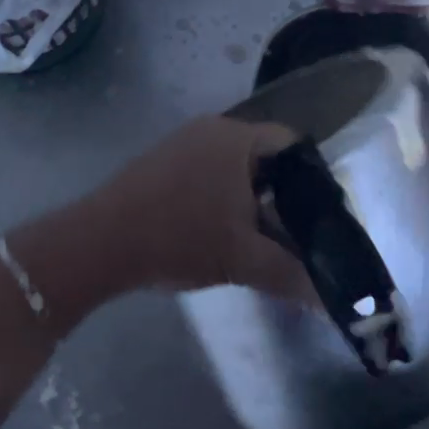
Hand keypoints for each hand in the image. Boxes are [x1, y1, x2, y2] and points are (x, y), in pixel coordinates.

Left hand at [82, 115, 313, 300]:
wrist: (99, 243)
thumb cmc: (179, 238)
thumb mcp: (242, 260)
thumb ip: (291, 275)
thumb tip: (329, 299)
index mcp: (237, 137)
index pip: (293, 145)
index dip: (316, 179)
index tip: (324, 216)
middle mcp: (212, 129)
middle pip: (265, 156)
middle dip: (283, 194)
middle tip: (298, 232)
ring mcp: (183, 143)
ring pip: (235, 167)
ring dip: (251, 199)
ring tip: (263, 239)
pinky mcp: (162, 162)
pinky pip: (208, 172)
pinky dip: (223, 197)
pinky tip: (223, 232)